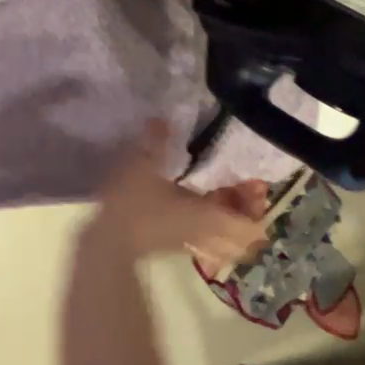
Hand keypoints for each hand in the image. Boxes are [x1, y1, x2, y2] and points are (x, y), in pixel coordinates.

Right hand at [90, 122, 264, 263]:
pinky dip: (209, 226)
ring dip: (227, 220)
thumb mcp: (141, 165)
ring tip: (214, 196)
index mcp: (210, 217)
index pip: (253, 225)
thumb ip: (155, 142)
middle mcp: (208, 234)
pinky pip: (208, 240)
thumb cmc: (131, 204)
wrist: (108, 242)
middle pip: (244, 236)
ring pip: (226, 240)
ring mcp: (193, 243)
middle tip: (231, 186)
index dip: (256, 205)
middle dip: (244, 212)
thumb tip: (164, 118)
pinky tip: (190, 207)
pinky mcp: (177, 246)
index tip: (247, 182)